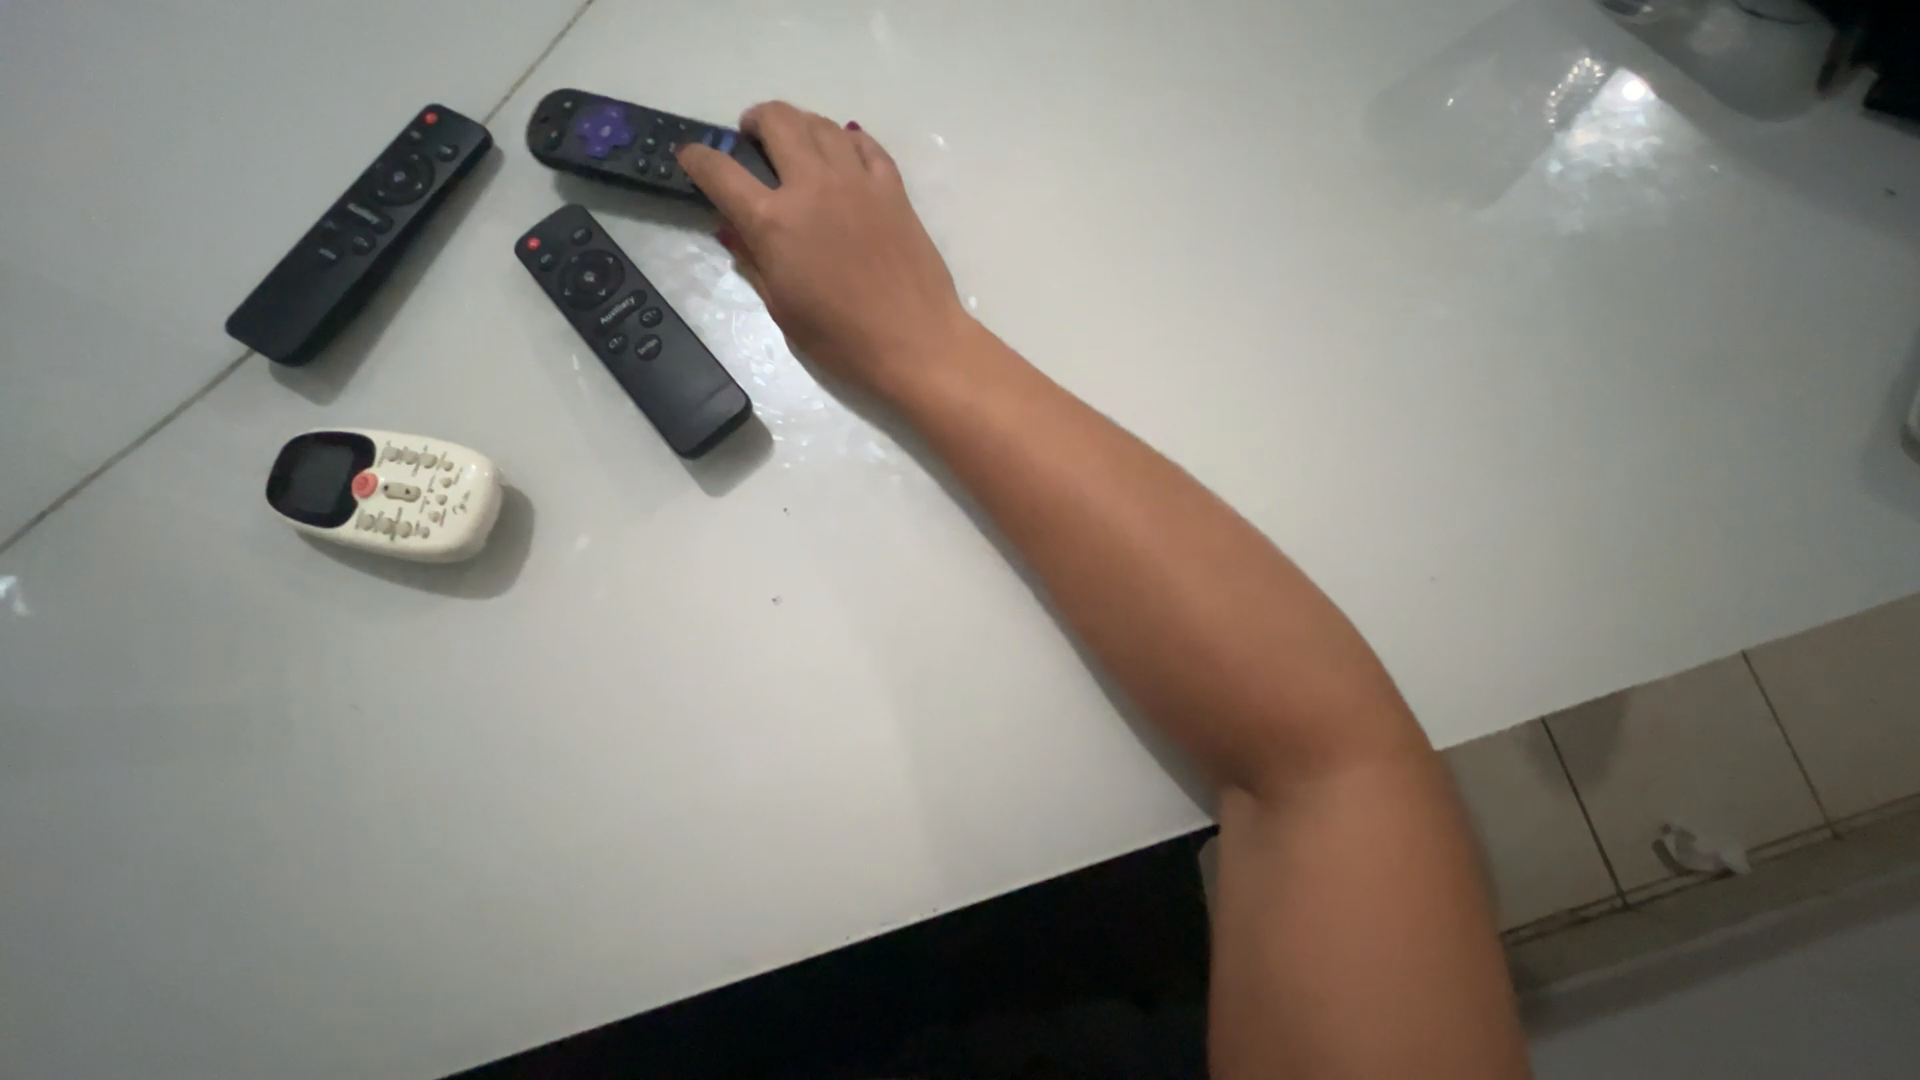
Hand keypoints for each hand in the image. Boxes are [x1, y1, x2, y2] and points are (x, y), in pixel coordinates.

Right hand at [676, 102, 972, 398]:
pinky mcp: (893, 189)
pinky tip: (843, 152)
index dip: (697, 159)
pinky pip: (866, 144)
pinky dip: (847, 140)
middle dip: (755, 121)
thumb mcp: (783, 309)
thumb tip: (733, 230)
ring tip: (797, 143)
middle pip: (777, 121)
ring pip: (822, 124)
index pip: (720, 172)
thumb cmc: (843, 340)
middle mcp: (812, 187)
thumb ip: (755, 262)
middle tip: (752, 138)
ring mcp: (857, 182)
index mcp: (774, 222)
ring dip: (800, 124)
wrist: (915, 342)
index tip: (692, 158)